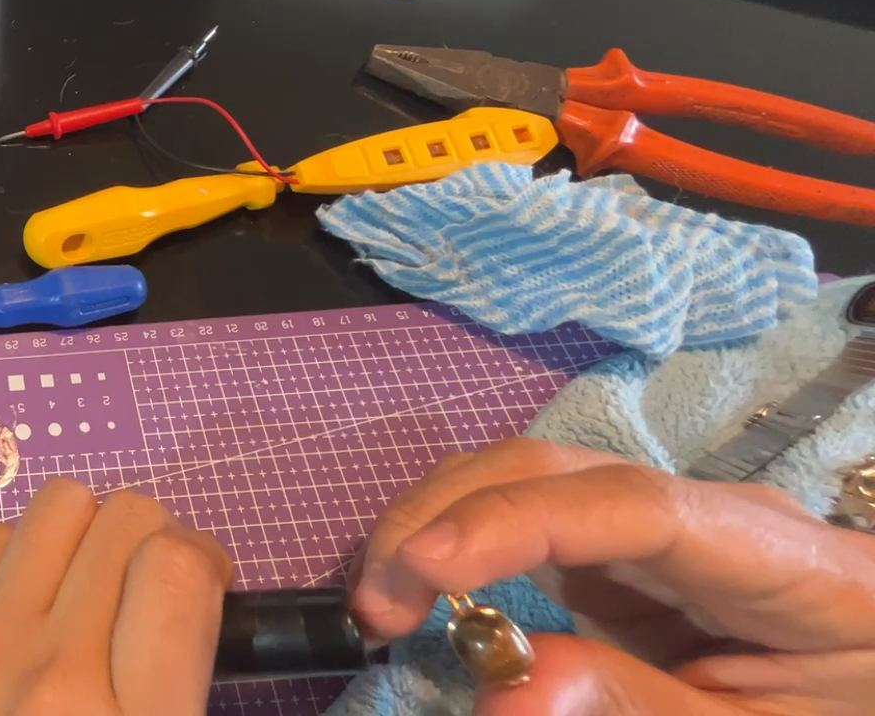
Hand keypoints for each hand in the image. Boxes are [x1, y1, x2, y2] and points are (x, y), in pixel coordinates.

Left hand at [0, 478, 232, 715]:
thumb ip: (169, 703)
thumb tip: (188, 636)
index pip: (174, 570)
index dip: (205, 564)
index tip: (204, 589)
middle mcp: (44, 669)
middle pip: (122, 517)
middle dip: (155, 541)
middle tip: (151, 591)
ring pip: (56, 507)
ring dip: (89, 536)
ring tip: (88, 588)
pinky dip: (24, 559)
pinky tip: (22, 609)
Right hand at [350, 437, 874, 715]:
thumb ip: (647, 712)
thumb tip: (499, 693)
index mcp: (784, 556)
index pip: (627, 505)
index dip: (515, 523)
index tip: (424, 571)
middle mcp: (697, 505)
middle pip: (540, 469)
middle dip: (440, 519)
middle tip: (377, 602)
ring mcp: (641, 514)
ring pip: (507, 477)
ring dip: (428, 525)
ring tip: (382, 596)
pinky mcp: (605, 540)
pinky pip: (508, 515)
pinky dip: (451, 541)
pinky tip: (420, 580)